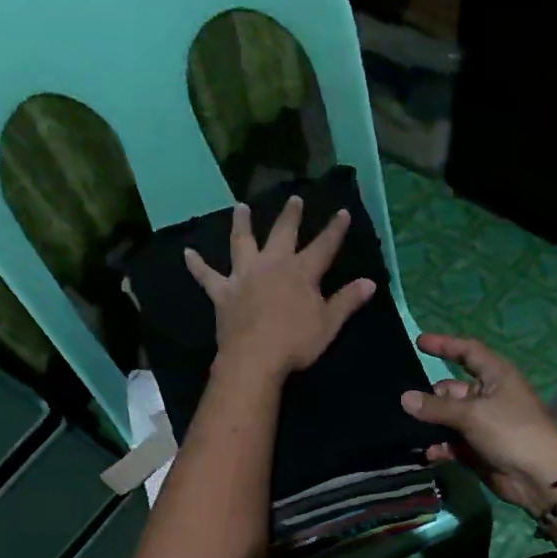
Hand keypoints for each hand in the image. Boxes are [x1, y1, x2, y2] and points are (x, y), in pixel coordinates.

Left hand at [184, 197, 376, 378]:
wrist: (254, 358)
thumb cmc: (296, 343)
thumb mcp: (329, 324)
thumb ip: (347, 301)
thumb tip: (370, 282)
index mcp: (302, 271)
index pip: (324, 245)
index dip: (335, 229)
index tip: (342, 212)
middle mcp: (272, 265)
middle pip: (283, 233)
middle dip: (290, 216)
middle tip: (293, 199)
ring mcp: (244, 276)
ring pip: (242, 242)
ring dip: (241, 223)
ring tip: (241, 207)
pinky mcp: (222, 293)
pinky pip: (206, 276)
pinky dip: (196, 265)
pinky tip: (186, 253)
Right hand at [400, 333, 556, 509]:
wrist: (538, 477)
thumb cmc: (511, 432)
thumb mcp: (472, 414)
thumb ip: (436, 406)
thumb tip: (405, 398)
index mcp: (496, 376)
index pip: (468, 351)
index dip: (445, 345)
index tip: (419, 342)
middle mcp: (488, 396)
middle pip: (451, 388)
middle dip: (430, 395)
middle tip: (404, 403)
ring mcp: (482, 423)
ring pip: (448, 417)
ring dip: (431, 423)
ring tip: (409, 429)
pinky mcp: (477, 447)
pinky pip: (451, 441)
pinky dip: (440, 446)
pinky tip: (429, 453)